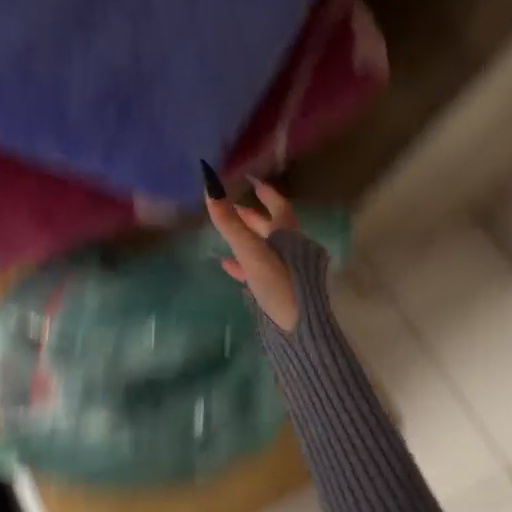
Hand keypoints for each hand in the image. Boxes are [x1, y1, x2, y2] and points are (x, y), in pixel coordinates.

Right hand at [205, 177, 301, 330]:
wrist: (301, 329)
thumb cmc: (279, 284)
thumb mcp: (251, 252)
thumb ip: (229, 222)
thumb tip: (210, 185)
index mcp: (289, 235)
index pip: (278, 206)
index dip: (265, 193)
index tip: (252, 181)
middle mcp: (292, 249)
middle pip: (272, 227)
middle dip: (253, 216)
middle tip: (233, 207)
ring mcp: (287, 270)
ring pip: (266, 248)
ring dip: (248, 239)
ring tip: (226, 234)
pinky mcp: (280, 290)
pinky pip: (259, 269)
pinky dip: (244, 263)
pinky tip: (228, 265)